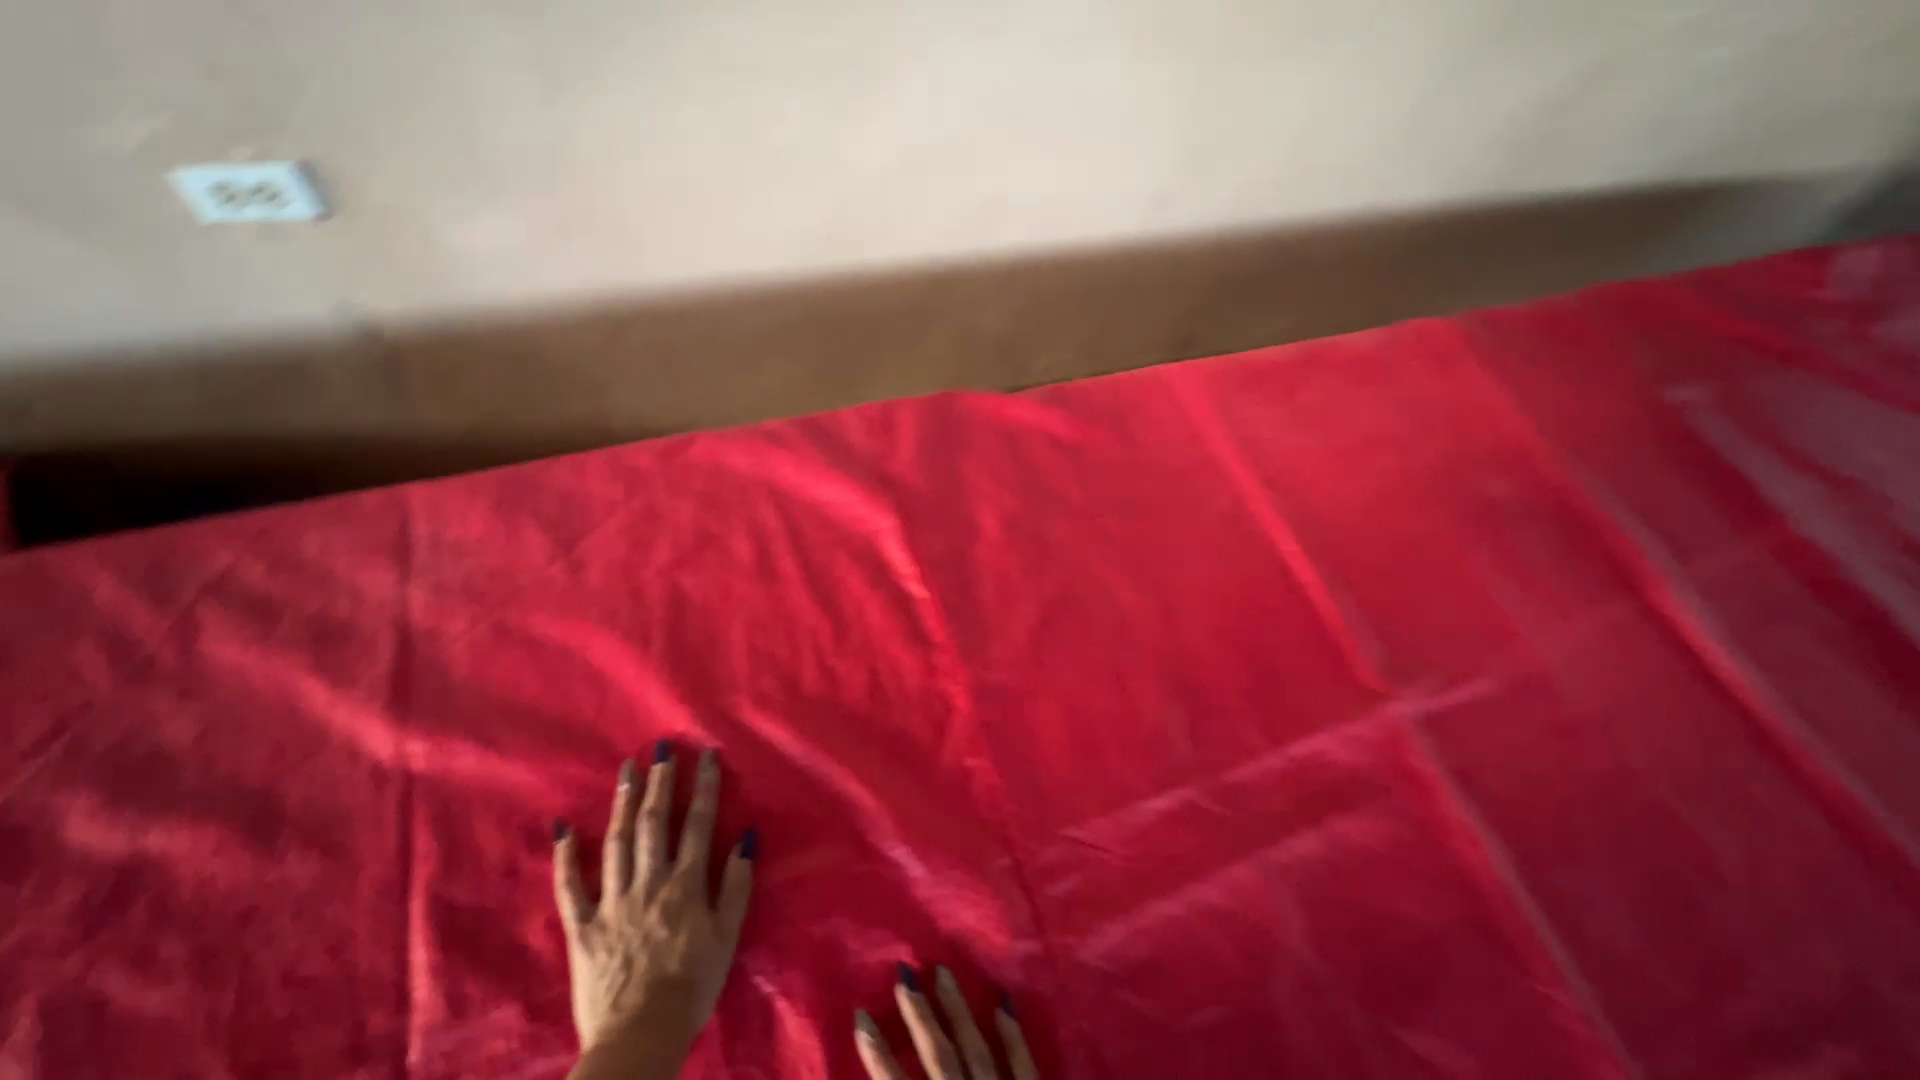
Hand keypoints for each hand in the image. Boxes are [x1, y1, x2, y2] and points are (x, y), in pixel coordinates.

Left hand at [553, 744, 755, 1076]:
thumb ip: (737, 885)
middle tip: (661, 748)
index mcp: (686, 886)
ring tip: (626, 769)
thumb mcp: (728, 937)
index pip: (698, 825)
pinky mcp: (582, 926)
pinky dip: (565, 856)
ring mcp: (611, 902)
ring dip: (622, 802)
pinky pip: (570, 886)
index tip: (707, 755)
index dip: (704, 787)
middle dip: (659, 782)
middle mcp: (649, 883)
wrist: (641, 1036)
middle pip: (654, 823)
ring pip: (616, 842)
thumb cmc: (693, 988)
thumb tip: (747, 836)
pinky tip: (563, 827)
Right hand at [854, 964, 1038, 1079]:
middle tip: (904, 973)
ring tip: (942, 972)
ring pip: (978, 1051)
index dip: (876, 1053)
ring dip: (958, 1011)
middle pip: (939, 1057)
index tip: (860, 1015)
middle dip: (920, 1015)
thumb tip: (889, 1070)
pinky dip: (1014, 1035)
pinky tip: (1003, 1002)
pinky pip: (1024, 1066)